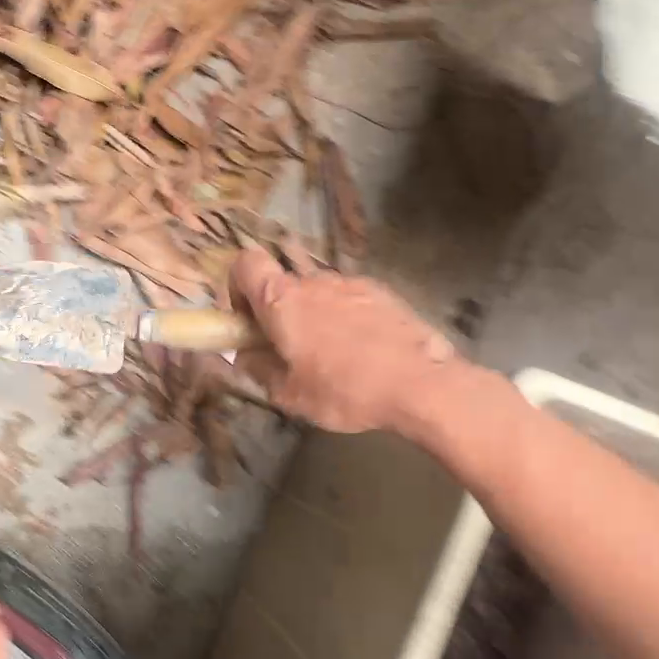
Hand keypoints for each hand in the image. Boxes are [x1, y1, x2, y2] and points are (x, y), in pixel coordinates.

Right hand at [229, 245, 458, 432]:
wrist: (421, 384)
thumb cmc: (345, 390)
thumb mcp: (289, 395)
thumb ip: (258, 369)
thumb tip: (244, 355)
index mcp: (282, 300)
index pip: (245, 263)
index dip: (237, 286)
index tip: (246, 320)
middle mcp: (313, 281)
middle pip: (283, 284)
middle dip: (279, 313)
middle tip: (289, 352)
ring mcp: (351, 283)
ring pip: (318, 294)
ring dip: (314, 317)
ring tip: (333, 357)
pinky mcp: (382, 292)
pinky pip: (350, 300)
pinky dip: (346, 319)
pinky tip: (364, 352)